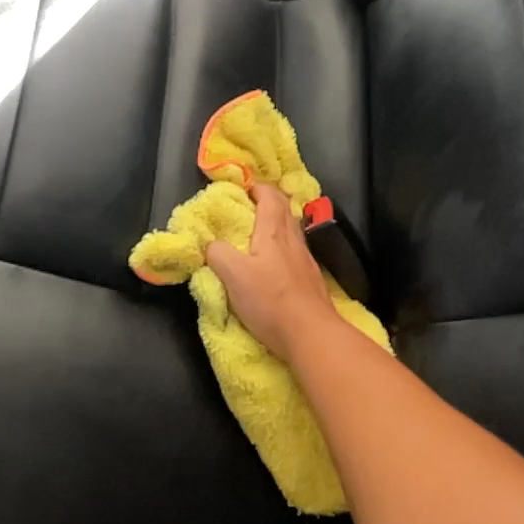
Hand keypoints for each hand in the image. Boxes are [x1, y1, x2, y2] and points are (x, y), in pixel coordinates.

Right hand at [206, 184, 340, 360]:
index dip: (257, 188)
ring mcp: (306, 262)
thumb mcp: (232, 274)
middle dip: (268, 203)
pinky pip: (296, 255)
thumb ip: (217, 253)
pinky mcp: (312, 283)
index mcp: (273, 233)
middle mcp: (293, 242)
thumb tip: (211, 245)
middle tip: (250, 207)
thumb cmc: (271, 300)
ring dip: (277, 227)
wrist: (312, 335)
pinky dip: (283, 251)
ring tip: (259, 235)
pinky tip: (275, 266)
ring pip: (292, 233)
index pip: (270, 197)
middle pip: (285, 211)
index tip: (243, 189)